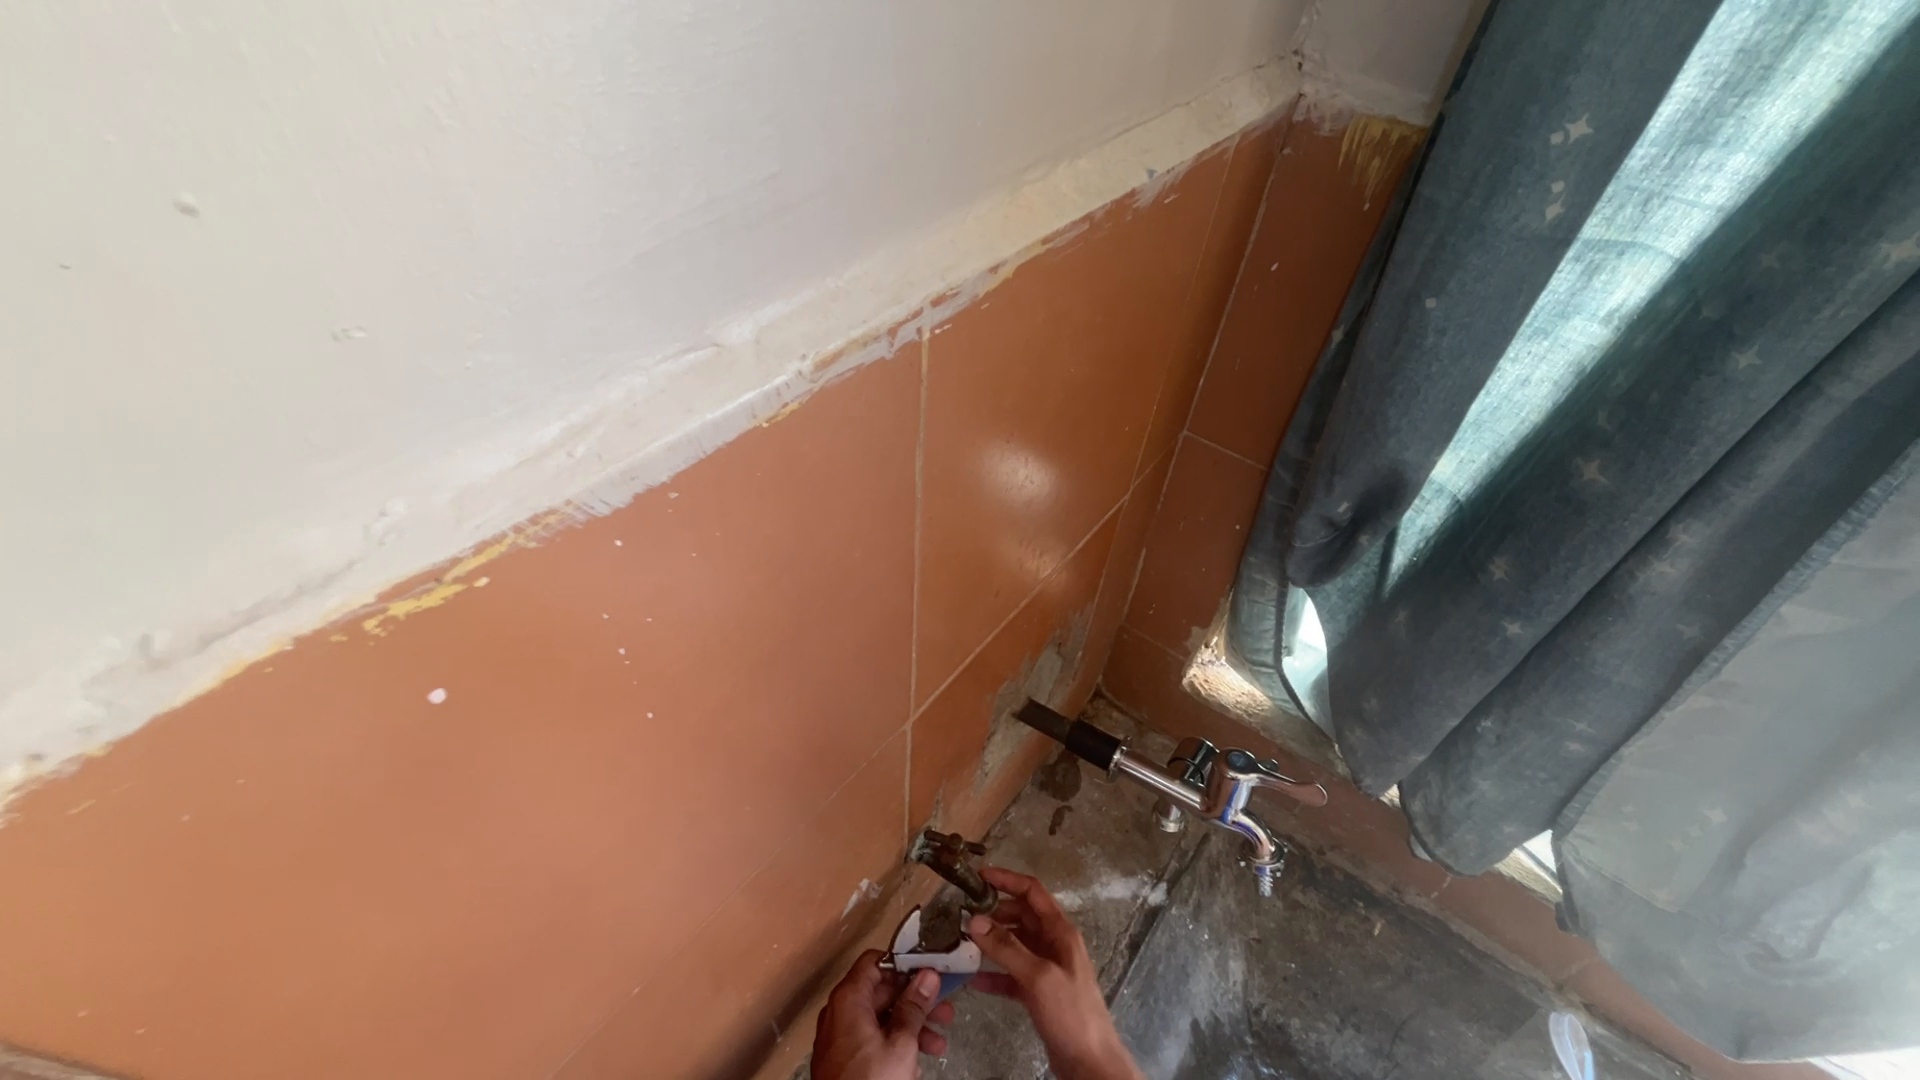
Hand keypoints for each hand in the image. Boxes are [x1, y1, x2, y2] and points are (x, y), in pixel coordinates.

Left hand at [810, 950, 955, 1079]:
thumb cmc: (873, 1079)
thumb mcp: (901, 1043)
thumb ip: (915, 1006)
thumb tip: (928, 974)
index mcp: (849, 998)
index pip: (875, 962)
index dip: (903, 964)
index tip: (929, 972)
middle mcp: (839, 1012)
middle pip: (880, 992)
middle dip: (915, 1001)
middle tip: (945, 1010)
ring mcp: (839, 1038)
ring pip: (879, 1019)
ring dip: (911, 1026)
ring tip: (939, 1043)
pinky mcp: (843, 1061)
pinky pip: (870, 1040)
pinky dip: (894, 1043)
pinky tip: (917, 1060)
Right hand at [966, 868, 1142, 1079]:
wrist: (1090, 1063)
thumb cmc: (1070, 1012)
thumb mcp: (1038, 977)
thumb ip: (1006, 948)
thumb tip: (975, 920)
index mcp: (1060, 931)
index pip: (1033, 892)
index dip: (1007, 880)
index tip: (979, 876)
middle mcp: (1054, 944)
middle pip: (1021, 916)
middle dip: (995, 913)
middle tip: (965, 916)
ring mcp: (1047, 968)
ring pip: (1015, 944)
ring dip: (992, 942)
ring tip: (964, 944)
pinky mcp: (1039, 992)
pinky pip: (1012, 974)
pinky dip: (995, 974)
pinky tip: (974, 980)